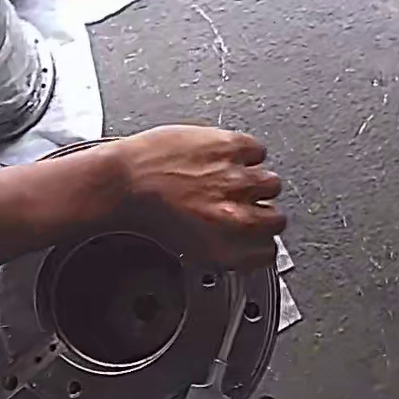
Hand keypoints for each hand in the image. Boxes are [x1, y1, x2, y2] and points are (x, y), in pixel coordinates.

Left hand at [108, 126, 286, 268]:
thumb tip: (244, 246)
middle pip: (276, 218)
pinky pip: (258, 151)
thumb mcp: (187, 247)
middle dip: (261, 211)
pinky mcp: (230, 148)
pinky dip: (245, 153)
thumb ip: (223, 248)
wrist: (122, 181)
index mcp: (223, 246)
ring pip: (271, 183)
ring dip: (254, 181)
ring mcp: (234, 180)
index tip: (255, 233)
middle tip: (241, 201)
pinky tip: (223, 157)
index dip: (261, 240)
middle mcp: (233, 215)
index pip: (269, 251)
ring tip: (228, 177)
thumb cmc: (144, 212)